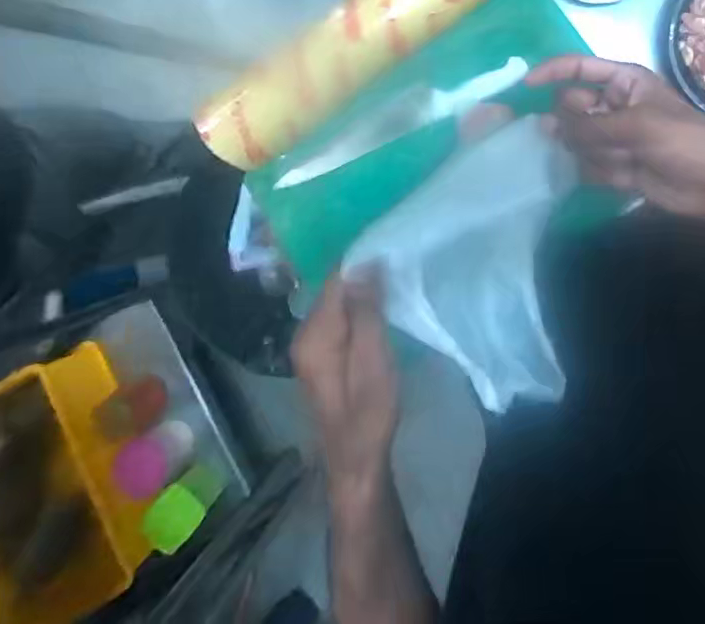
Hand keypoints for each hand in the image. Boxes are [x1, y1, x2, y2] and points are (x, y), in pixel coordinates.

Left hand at [291, 269, 397, 489]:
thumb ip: (366, 311)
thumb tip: (364, 263)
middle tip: (399, 257)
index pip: (335, 279)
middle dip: (364, 270)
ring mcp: (312, 345)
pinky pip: (341, 316)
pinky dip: (360, 304)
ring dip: (363, 287)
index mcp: (314, 334)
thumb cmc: (369, 412)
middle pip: (334, 288)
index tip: (391, 244)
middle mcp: (304, 334)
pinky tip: (382, 302)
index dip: (362, 259)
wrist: (357, 461)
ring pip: (338, 301)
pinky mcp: (324, 354)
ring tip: (395, 273)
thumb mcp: (373, 359)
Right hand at [526, 55, 704, 223]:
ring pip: (576, 139)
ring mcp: (612, 136)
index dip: (551, 72)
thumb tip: (545, 125)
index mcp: (624, 81)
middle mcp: (614, 104)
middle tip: (595, 138)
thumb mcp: (637, 126)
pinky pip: (587, 164)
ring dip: (592, 152)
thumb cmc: (683, 143)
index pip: (579, 68)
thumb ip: (589, 126)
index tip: (525, 86)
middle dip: (574, 124)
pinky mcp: (613, 165)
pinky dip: (600, 172)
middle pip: (571, 106)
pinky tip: (625, 177)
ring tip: (623, 160)